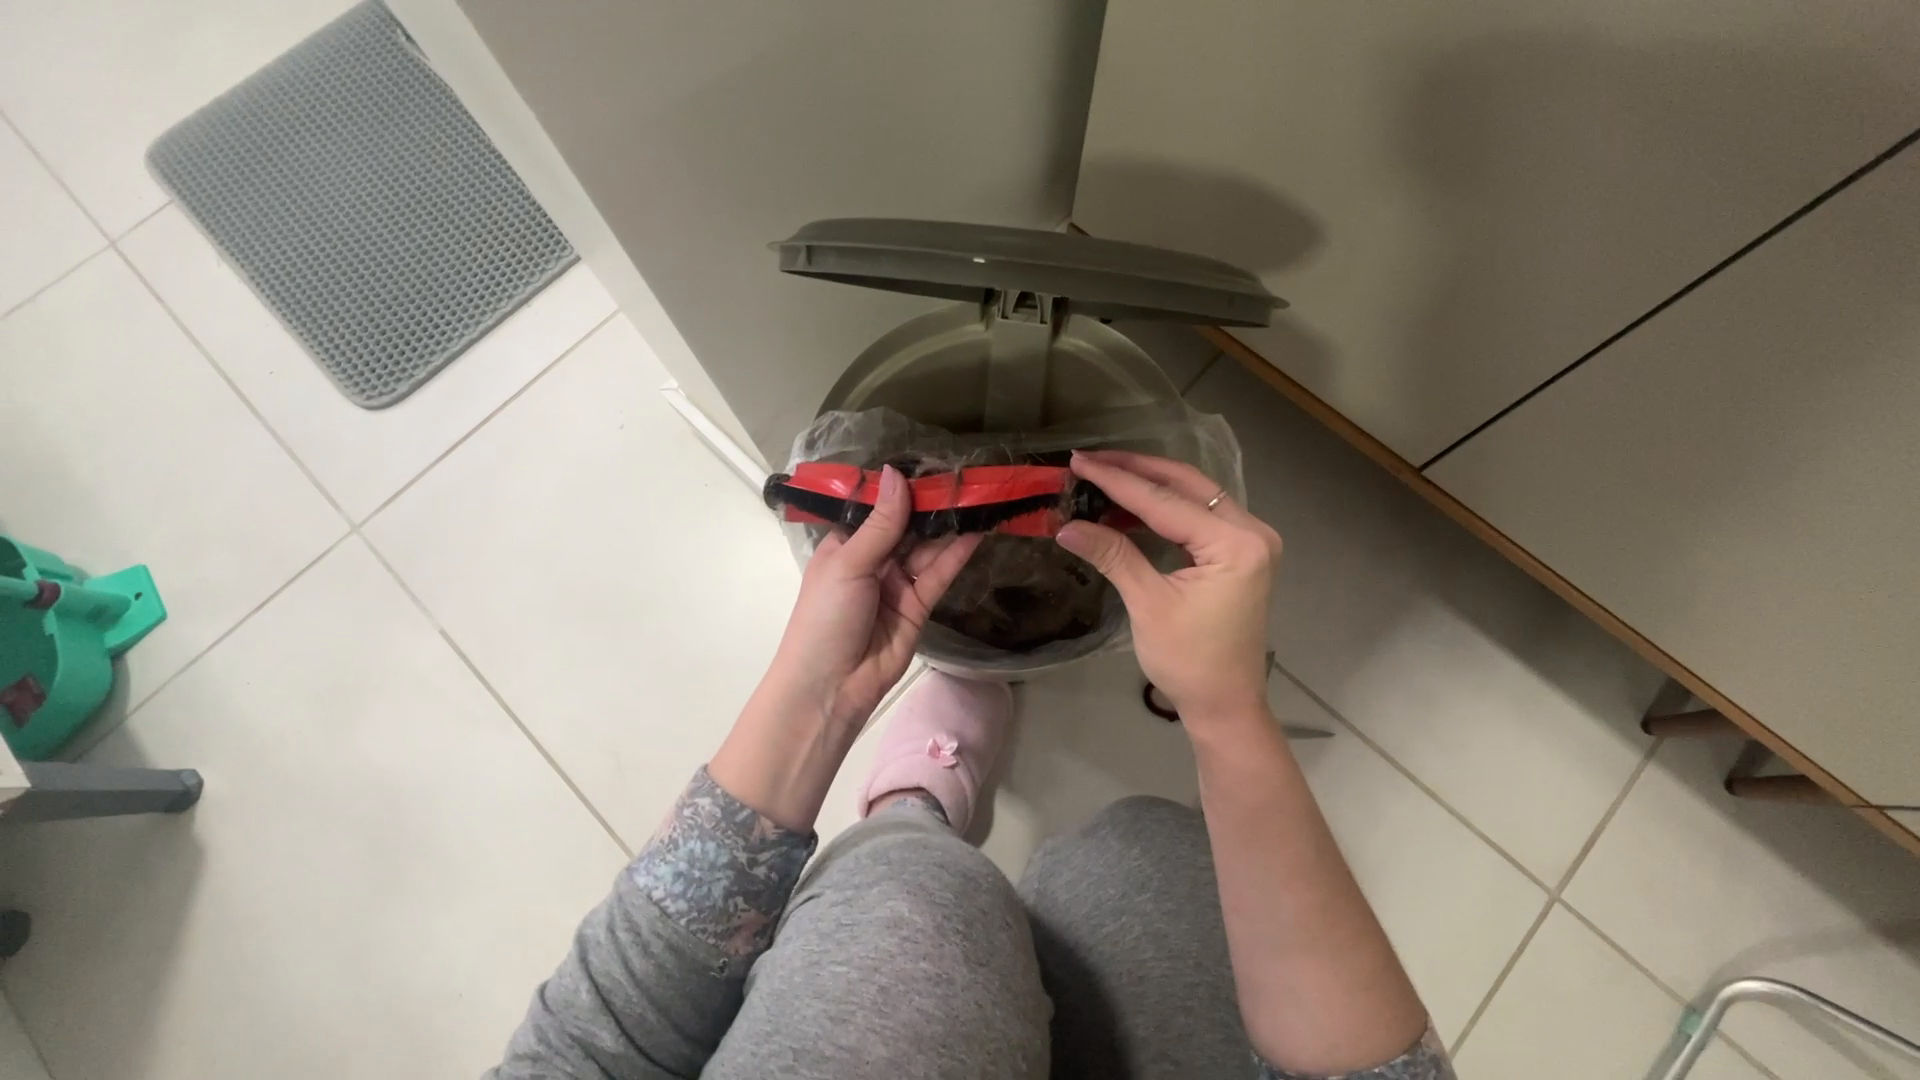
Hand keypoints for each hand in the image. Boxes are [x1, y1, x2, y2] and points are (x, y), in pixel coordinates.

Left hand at [759, 464, 981, 729]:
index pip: (877, 507)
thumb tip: (896, 473)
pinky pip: (940, 573)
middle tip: (967, 476)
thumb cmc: (824, 618)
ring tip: (982, 496)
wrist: (830, 687)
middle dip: (933, 504)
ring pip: (928, 547)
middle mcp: (872, 559)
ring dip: (951, 524)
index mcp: (845, 544)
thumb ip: (881, 523)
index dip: (902, 487)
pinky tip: (978, 529)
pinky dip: (958, 552)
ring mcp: (897, 583)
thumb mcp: (848, 563)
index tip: (931, 462)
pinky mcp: (919, 605)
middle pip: (907, 525)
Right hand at [1056, 450, 1279, 727]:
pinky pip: (1198, 516)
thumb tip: (1067, 526)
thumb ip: (1113, 555)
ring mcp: (1250, 541)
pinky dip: (1165, 508)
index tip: (1081, 462)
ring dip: (1150, 486)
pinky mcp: (1240, 553)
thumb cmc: (1189, 661)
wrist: (1224, 704)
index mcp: (1235, 544)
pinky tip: (1130, 507)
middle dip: (1137, 470)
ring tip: (1104, 477)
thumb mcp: (1148, 604)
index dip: (1119, 481)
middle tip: (1091, 459)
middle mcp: (1251, 532)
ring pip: (1194, 496)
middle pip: (1187, 485)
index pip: (1166, 502)